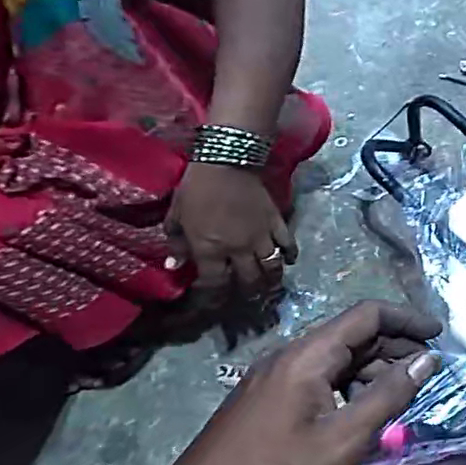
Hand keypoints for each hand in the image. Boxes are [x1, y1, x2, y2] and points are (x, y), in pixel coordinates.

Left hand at [142, 301, 441, 464]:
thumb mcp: (342, 441)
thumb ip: (388, 395)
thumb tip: (428, 360)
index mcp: (306, 355)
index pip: (367, 315)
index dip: (407, 320)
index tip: (440, 335)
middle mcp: (288, 356)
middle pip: (351, 335)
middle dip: (394, 347)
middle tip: (427, 372)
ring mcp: (271, 379)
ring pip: (334, 359)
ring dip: (372, 370)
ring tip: (401, 395)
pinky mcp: (263, 402)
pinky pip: (316, 379)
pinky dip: (347, 387)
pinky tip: (361, 413)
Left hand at [165, 161, 294, 295]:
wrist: (227, 162)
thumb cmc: (196, 188)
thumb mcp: (176, 216)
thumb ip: (177, 244)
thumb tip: (175, 267)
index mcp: (210, 249)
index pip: (214, 284)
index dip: (214, 297)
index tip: (214, 302)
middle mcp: (238, 249)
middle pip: (248, 280)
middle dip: (248, 292)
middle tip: (248, 296)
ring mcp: (261, 237)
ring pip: (272, 267)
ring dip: (271, 280)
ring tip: (270, 286)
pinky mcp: (277, 223)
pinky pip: (288, 244)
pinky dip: (290, 255)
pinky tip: (289, 260)